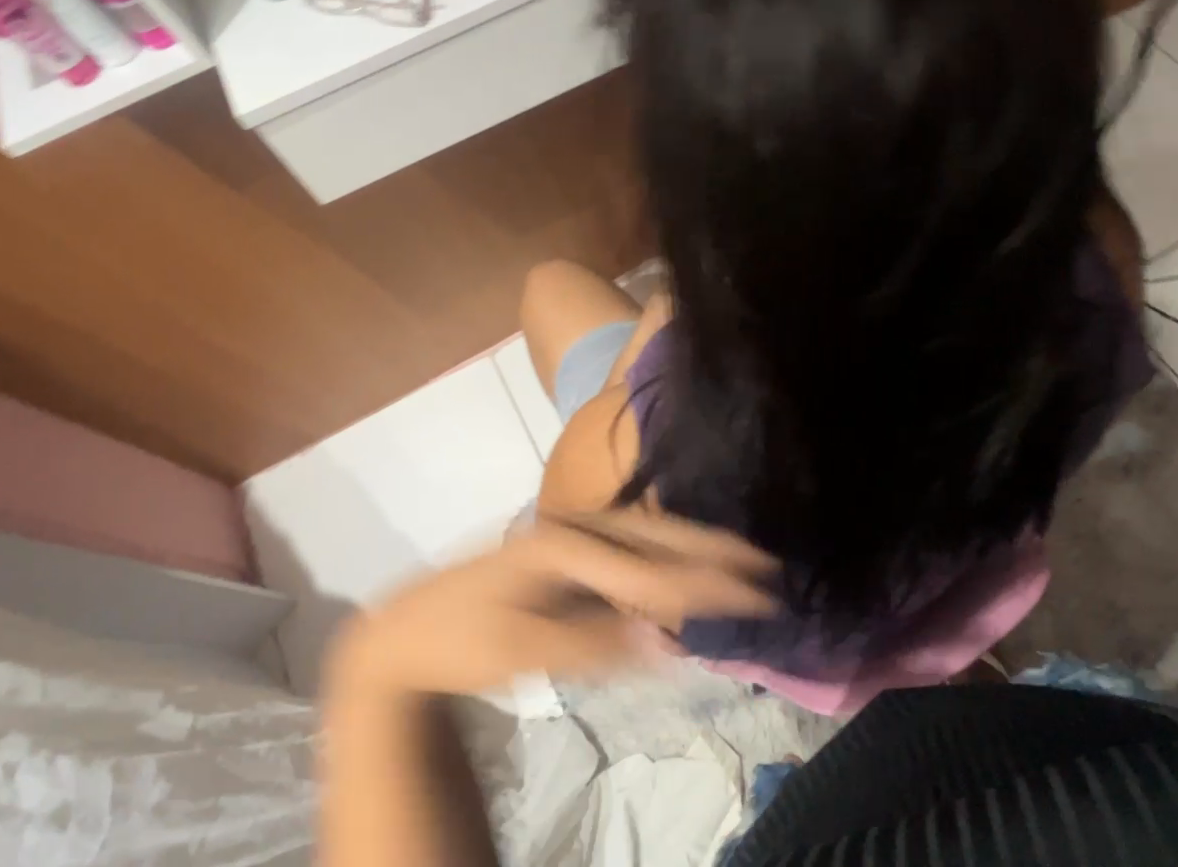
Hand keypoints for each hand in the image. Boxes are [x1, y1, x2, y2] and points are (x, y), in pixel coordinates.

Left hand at [328, 513, 778, 695]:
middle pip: (660, 535)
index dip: (707, 586)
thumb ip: (595, 644)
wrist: (409, 625)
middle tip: (768, 566)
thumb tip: (667, 642)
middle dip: (716, 549)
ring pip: (650, 531)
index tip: (757, 596)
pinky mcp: (570, 542)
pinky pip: (633, 542)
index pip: (653, 571)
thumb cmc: (461, 640)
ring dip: (699, 544)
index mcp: (565, 548)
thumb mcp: (520, 651)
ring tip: (744, 556)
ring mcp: (572, 530)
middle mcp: (576, 527)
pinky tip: (690, 561)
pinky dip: (671, 550)